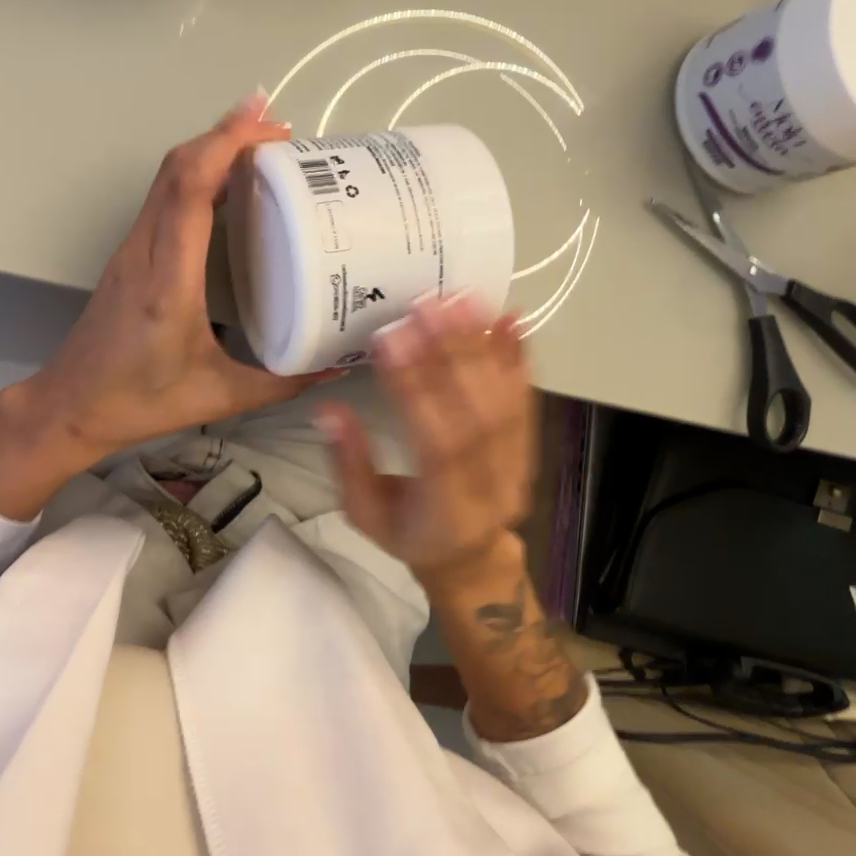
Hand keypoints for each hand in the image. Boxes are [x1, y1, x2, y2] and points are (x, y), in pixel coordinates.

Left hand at [0, 96, 334, 518]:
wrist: (70, 406)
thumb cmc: (140, 402)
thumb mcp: (220, 397)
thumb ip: (283, 383)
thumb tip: (339, 366)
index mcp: (169, 280)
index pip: (190, 189)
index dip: (227, 144)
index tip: (272, 127)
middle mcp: (145, 251)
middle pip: (177, 168)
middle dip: (226, 134)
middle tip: (281, 131)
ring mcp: (131, 249)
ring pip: (166, 177)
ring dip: (210, 149)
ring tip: (262, 146)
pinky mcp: (129, 255)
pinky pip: (163, 197)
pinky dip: (196, 174)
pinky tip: (227, 184)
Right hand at [317, 292, 537, 584]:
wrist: (470, 557)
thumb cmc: (408, 534)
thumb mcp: (364, 514)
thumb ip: (349, 463)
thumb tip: (328, 410)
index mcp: (445, 505)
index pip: (435, 441)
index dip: (413, 389)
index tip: (391, 339)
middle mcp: (489, 482)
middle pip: (477, 413)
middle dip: (452, 353)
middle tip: (429, 304)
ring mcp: (516, 462)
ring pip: (504, 400)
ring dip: (484, 344)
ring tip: (462, 297)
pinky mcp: (527, 443)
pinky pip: (527, 399)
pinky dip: (519, 356)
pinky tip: (510, 318)